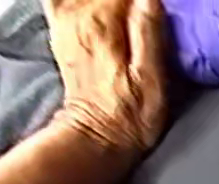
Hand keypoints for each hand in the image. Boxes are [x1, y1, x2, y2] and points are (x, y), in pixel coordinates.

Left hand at [45, 0, 170, 160]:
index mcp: (102, 21)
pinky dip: (78, 1)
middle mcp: (76, 11)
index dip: (145, 0)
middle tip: (143, 15)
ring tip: (127, 14)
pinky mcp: (59, 25)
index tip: (159, 9)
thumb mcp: (151, 82)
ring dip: (108, 1)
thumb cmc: (132, 116)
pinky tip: (93, 8)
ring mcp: (63, 16)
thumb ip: (149, 35)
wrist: (97, 136)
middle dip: (128, 1)